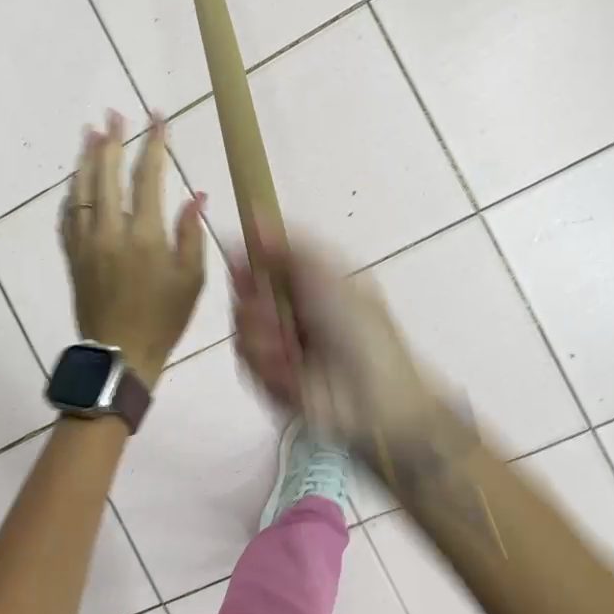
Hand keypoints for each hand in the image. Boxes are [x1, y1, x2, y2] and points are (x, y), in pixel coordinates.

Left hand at [60, 112, 207, 382]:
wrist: (120, 355)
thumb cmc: (163, 320)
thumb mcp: (191, 280)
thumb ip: (191, 234)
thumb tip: (197, 195)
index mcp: (144, 236)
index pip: (148, 177)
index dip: (153, 144)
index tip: (157, 118)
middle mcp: (110, 232)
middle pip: (107, 175)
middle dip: (111, 140)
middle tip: (113, 113)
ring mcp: (86, 244)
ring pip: (81, 191)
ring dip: (86, 159)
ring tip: (90, 133)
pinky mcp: (72, 257)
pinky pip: (67, 217)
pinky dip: (72, 193)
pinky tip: (76, 180)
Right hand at [230, 231, 459, 452]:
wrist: (372, 395)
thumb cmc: (359, 331)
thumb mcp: (329, 276)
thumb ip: (288, 248)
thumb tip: (252, 217)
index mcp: (308, 284)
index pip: (261, 265)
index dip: (247, 264)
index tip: (241, 267)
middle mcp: (288, 312)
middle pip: (243, 295)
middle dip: (254, 304)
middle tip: (274, 313)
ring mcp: (277, 347)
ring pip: (241, 330)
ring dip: (264, 338)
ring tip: (291, 349)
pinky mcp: (267, 381)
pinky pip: (245, 363)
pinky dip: (268, 364)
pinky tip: (289, 370)